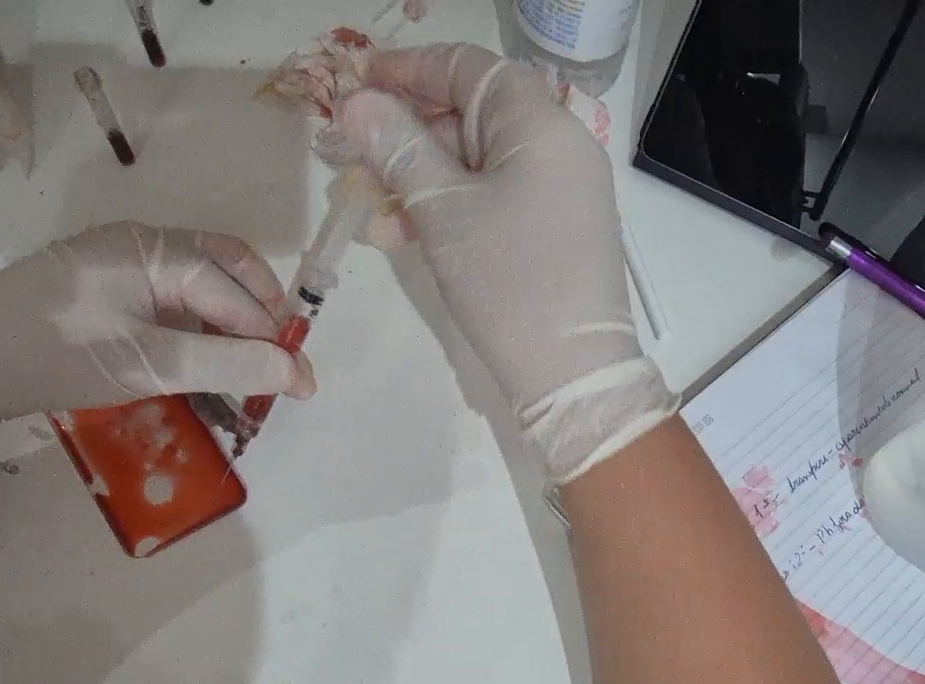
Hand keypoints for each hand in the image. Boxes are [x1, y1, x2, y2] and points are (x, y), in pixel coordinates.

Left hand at [0, 222, 315, 453]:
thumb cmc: (55, 355)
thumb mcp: (147, 365)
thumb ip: (226, 365)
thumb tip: (296, 372)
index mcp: (154, 249)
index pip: (235, 289)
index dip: (273, 337)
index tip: (301, 384)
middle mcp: (146, 247)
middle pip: (229, 271)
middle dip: (262, 319)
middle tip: (279, 369)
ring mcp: (128, 267)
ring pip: (206, 288)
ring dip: (236, 328)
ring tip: (250, 375)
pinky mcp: (115, 293)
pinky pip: (178, 304)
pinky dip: (204, 334)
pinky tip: (210, 368)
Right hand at [332, 44, 674, 482]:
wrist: (573, 374)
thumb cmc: (510, 282)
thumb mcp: (443, 211)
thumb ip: (398, 147)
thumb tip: (357, 101)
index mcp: (540, 124)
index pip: (468, 69)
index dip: (407, 70)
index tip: (356, 85)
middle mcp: (560, 149)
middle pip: (471, 119)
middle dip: (406, 137)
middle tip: (351, 159)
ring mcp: (562, 195)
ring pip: (478, 169)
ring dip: (420, 183)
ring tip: (367, 210)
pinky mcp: (557, 236)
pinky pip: (497, 205)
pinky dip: (453, 213)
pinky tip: (402, 236)